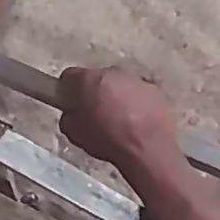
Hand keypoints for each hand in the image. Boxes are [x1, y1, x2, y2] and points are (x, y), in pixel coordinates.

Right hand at [58, 67, 183, 177]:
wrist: (146, 147)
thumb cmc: (106, 139)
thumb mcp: (74, 133)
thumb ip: (69, 116)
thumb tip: (72, 112)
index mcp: (87, 80)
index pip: (69, 76)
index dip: (67, 89)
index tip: (70, 102)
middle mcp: (111, 72)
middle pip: (96, 78)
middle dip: (94, 92)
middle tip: (94, 114)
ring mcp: (134, 79)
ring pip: (118, 85)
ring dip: (115, 97)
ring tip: (118, 121)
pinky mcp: (152, 89)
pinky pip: (137, 93)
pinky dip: (134, 103)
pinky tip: (136, 122)